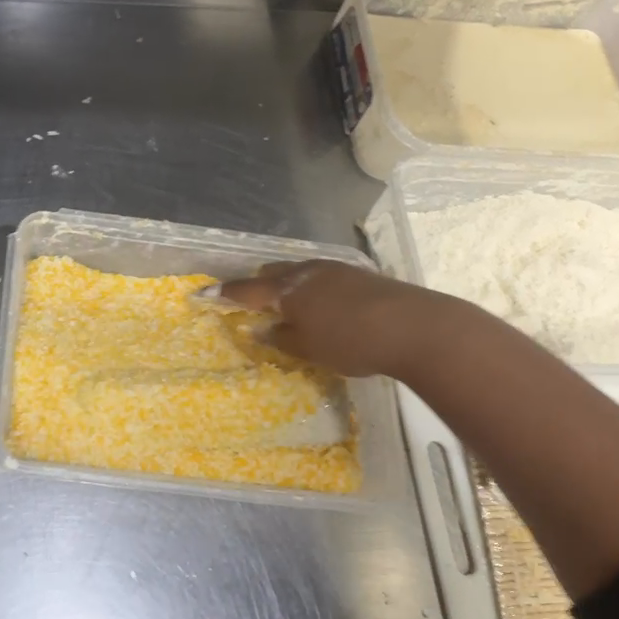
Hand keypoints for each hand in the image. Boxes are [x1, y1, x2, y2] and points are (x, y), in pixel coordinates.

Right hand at [213, 259, 461, 377]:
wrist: (414, 326)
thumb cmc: (352, 342)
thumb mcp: (310, 349)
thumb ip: (281, 338)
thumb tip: (260, 329)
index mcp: (287, 290)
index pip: (246, 290)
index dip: (223, 294)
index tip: (203, 294)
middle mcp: (306, 271)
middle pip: (273, 272)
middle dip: (258, 284)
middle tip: (251, 302)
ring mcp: (335, 269)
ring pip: (299, 270)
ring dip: (288, 284)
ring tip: (289, 303)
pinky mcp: (359, 274)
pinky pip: (322, 275)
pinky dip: (312, 287)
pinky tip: (323, 303)